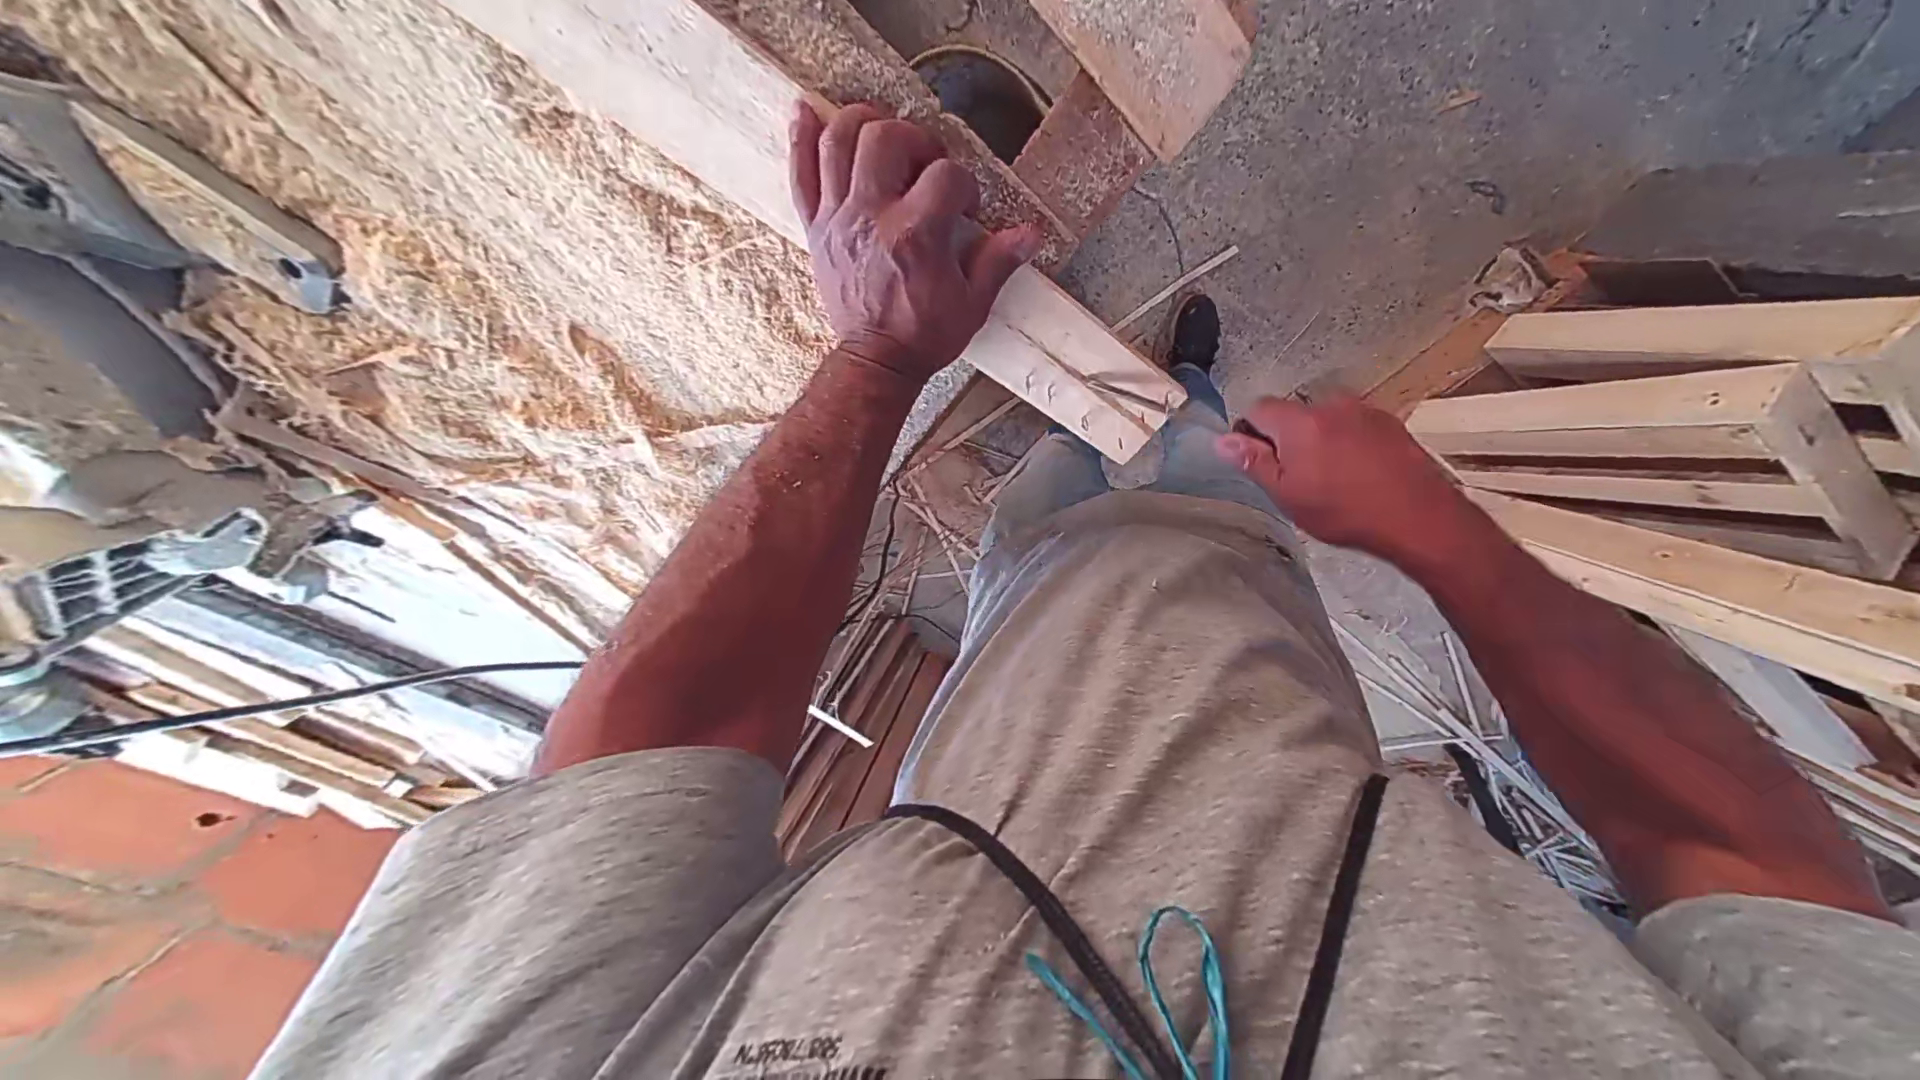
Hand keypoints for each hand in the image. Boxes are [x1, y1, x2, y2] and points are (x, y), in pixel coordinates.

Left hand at [790, 101, 1040, 384]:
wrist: (877, 363)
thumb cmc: (923, 337)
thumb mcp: (972, 304)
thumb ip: (998, 261)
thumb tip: (1030, 234)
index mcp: (917, 235)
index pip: (946, 175)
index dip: (965, 185)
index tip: (966, 208)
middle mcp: (873, 217)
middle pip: (887, 138)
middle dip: (915, 139)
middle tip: (926, 166)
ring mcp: (840, 221)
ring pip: (840, 140)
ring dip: (863, 123)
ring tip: (883, 134)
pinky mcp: (817, 231)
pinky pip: (801, 174)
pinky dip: (801, 138)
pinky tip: (806, 111)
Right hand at [1214, 395, 1493, 571]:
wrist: (1419, 518)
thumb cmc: (1343, 510)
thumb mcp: (1286, 493)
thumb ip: (1253, 461)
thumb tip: (1221, 440)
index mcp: (1299, 421)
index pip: (1258, 408)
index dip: (1249, 432)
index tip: (1257, 460)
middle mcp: (1331, 405)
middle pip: (1292, 413)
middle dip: (1285, 437)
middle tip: (1293, 476)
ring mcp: (1365, 411)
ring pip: (1323, 419)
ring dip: (1316, 439)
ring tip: (1328, 476)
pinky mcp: (1390, 423)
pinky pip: (1352, 426)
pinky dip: (1345, 442)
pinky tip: (1355, 473)